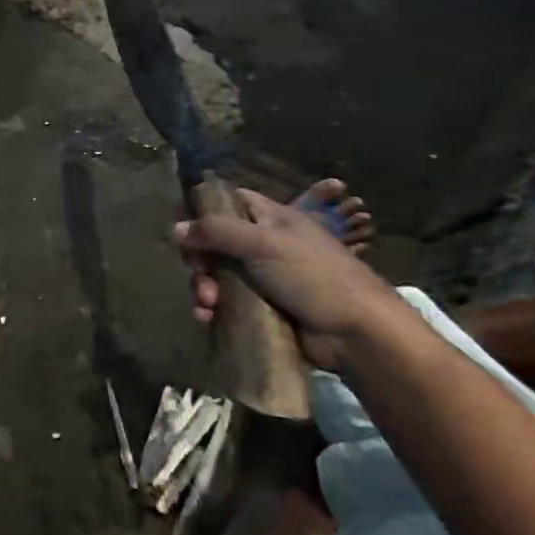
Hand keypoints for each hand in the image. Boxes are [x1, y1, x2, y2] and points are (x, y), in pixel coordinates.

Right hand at [173, 190, 402, 368]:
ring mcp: (263, 277)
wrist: (357, 333)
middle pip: (213, 241)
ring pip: (216, 275)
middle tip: (201, 275)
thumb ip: (216, 231)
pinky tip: (207, 318)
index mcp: (269, 218)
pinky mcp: (262, 308)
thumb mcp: (263, 243)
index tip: (182, 228)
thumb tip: (177, 228)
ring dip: (204, 288)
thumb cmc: (313, 275)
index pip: (226, 201)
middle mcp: (263, 244)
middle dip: (199, 260)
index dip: (201, 210)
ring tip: (208, 305)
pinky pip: (226, 302)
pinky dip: (213, 309)